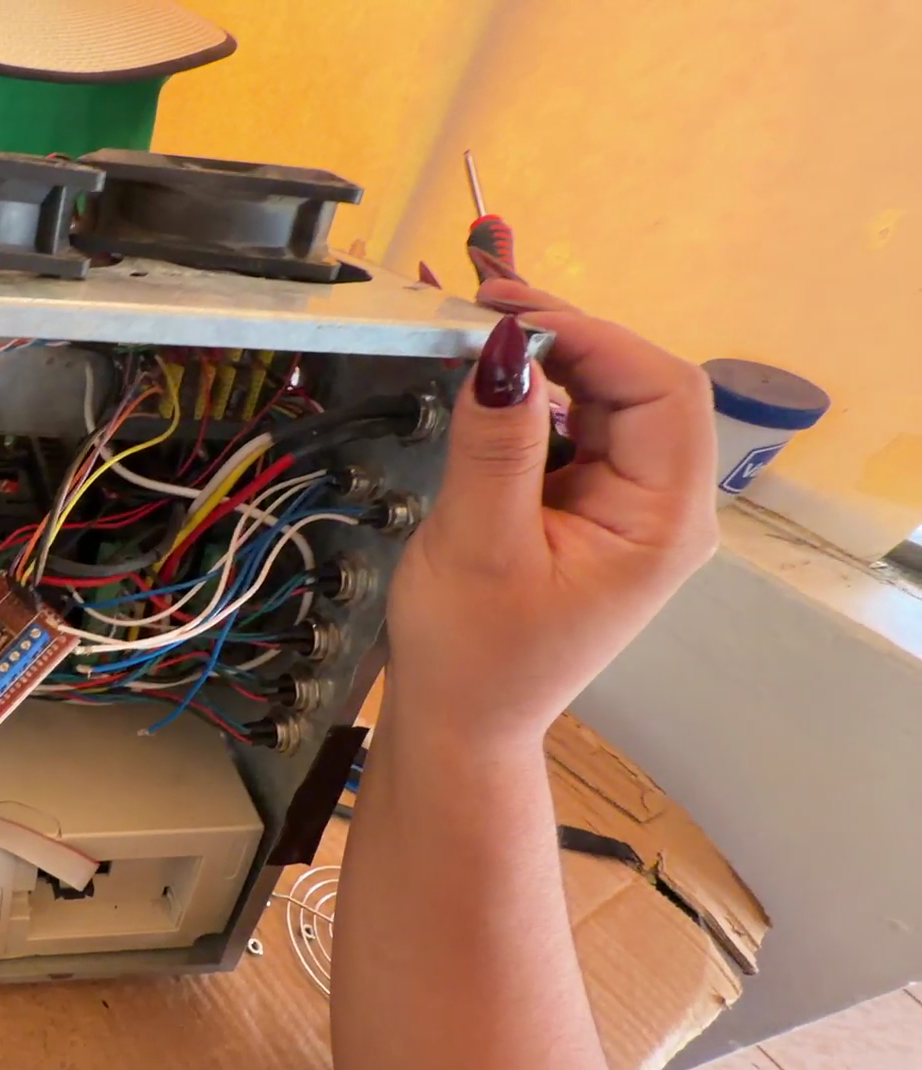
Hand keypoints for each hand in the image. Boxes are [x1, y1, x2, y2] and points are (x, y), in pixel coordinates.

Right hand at [383, 279, 718, 743]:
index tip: (501, 315)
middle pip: (631, 391)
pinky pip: (558, 441)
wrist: (456, 718)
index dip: (588, 338)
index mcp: (662, 517)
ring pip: (592, 411)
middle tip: (479, 302)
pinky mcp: (571, 516)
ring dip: (537, 368)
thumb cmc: (469, 646)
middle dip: (562, 340)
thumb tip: (496, 350)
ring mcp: (612, 510)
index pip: (659, 391)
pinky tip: (480, 386)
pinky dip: (520, 406)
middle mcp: (655, 504)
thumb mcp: (477, 543)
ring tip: (470, 331)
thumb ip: (493, 447)